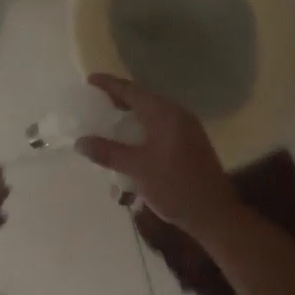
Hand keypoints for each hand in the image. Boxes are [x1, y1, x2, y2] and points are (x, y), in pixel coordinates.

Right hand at [74, 74, 240, 231]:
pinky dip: (142, 130)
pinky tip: (130, 144)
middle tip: (95, 102)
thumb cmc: (175, 187)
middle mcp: (177, 115)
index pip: (131, 90)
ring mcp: (186, 129)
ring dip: (131, 117)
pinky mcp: (190, 144)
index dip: (109, 84)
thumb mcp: (138, 169)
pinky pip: (160, 127)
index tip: (89, 80)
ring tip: (109, 123)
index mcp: (164, 114)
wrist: (215, 215)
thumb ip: (108, 152)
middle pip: (142, 99)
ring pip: (152, 114)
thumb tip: (80, 142)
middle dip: (118, 100)